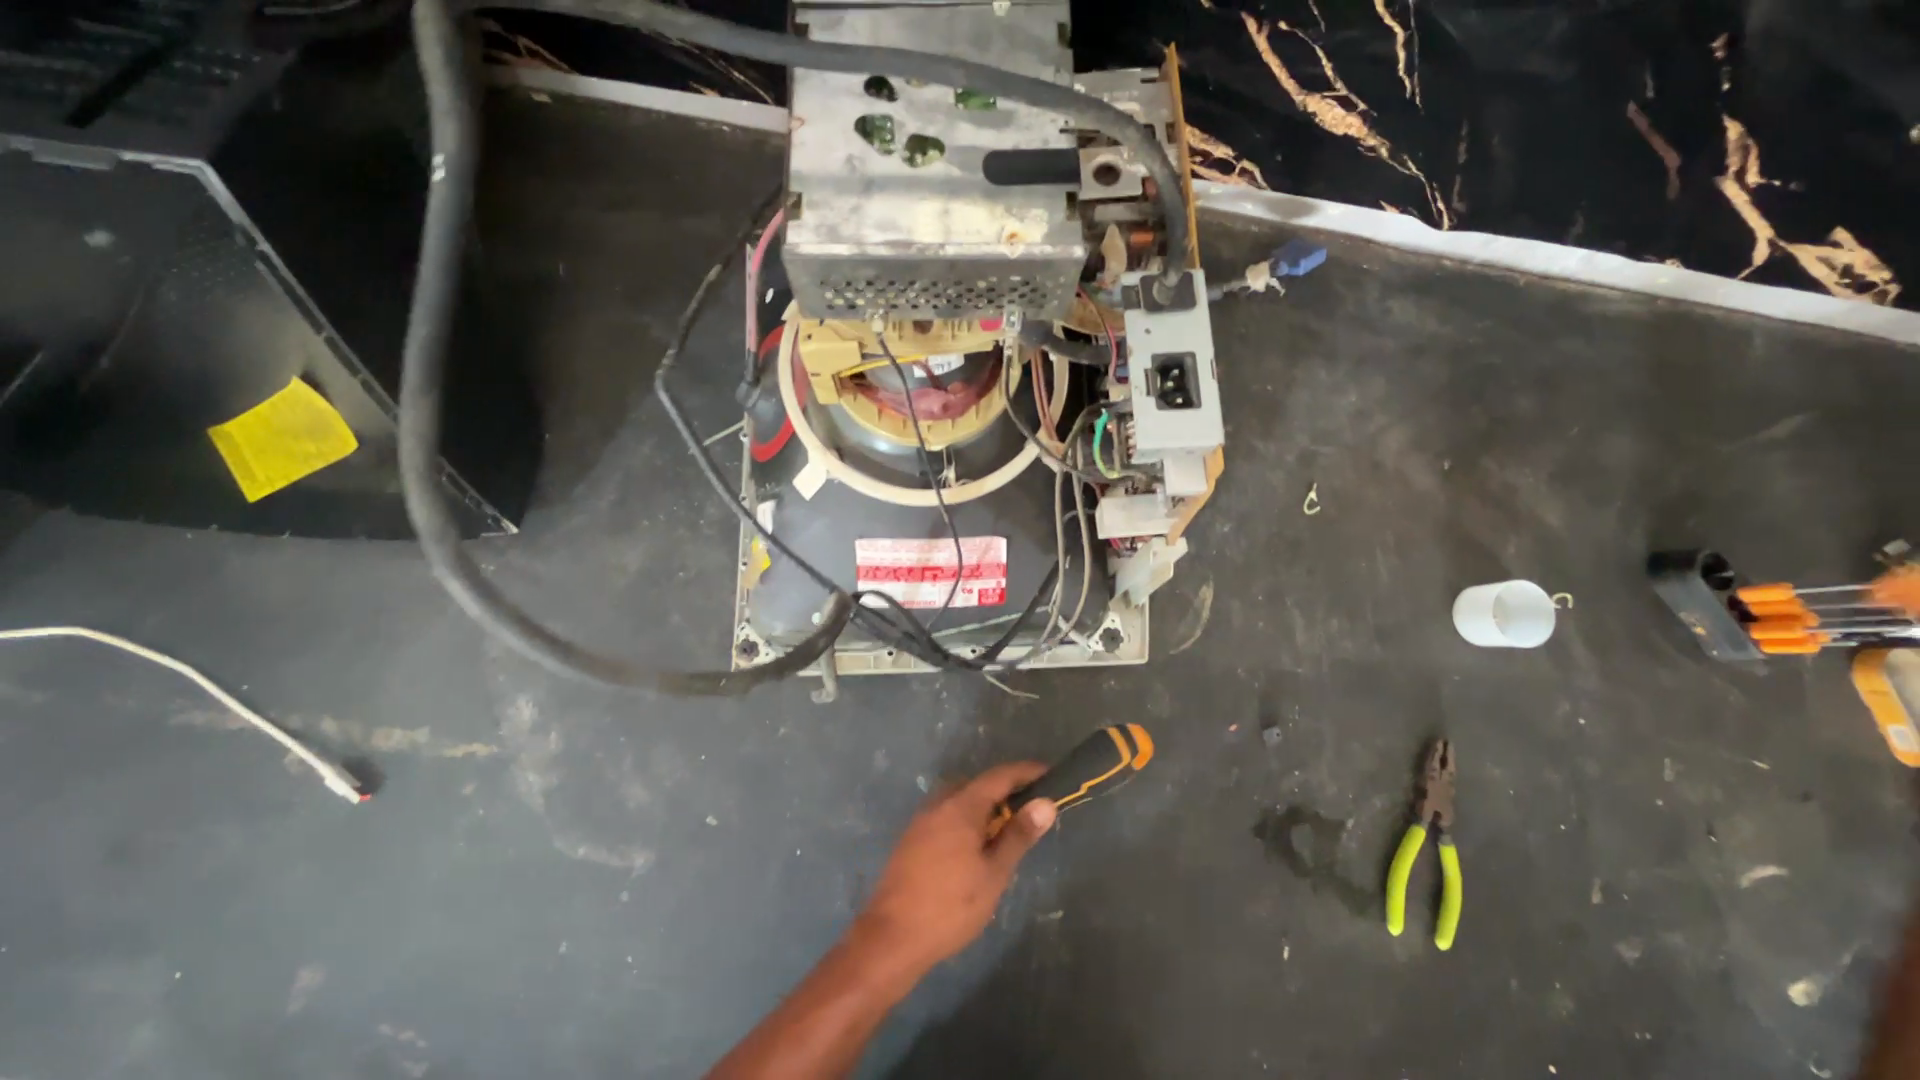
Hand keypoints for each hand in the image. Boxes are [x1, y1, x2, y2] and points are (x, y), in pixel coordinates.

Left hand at [850, 762, 1057, 982]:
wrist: (892, 937)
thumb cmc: (951, 906)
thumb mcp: (994, 873)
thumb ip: (1018, 835)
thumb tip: (1045, 803)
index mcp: (960, 807)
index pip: (998, 776)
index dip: (1025, 772)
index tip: (1050, 775)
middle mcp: (937, 806)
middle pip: (975, 784)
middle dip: (1003, 789)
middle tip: (1029, 808)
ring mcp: (920, 823)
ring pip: (957, 801)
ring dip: (982, 806)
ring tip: (1005, 830)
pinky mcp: (910, 841)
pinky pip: (944, 817)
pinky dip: (965, 820)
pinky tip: (974, 847)